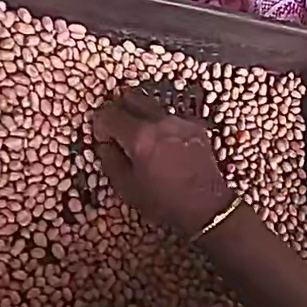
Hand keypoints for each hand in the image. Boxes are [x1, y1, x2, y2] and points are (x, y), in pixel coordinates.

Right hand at [92, 90, 233, 235]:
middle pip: (131, 99)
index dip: (100, 125)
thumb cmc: (164, 202)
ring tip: (140, 140)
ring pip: (152, 107)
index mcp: (141, 137)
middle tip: (116, 130)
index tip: (102, 137)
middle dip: (118, 112)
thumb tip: (105, 143)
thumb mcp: (127, 188)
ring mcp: (181, 122)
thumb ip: (110, 160)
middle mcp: (161, 122)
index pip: (109, 114)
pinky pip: (170, 118)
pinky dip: (160, 126)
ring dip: (140, 117)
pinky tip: (162, 145)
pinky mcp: (195, 127)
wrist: (206, 207)